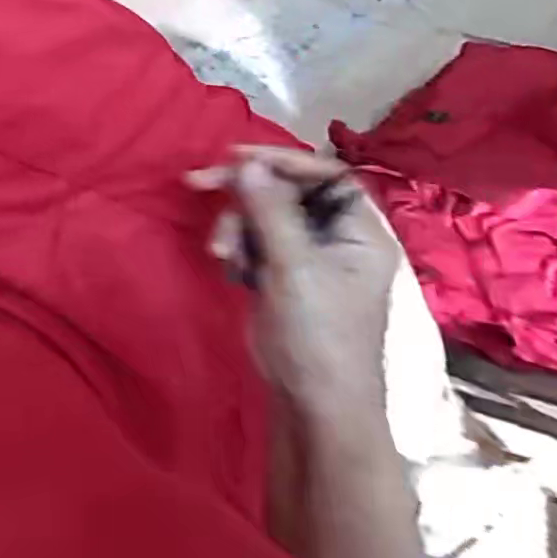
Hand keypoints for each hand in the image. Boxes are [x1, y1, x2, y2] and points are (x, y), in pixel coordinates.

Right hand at [187, 146, 399, 413]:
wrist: (311, 400)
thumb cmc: (318, 333)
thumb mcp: (293, 267)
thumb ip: (269, 211)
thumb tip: (246, 162)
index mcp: (358, 232)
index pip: (325, 175)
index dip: (282, 159)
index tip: (236, 157)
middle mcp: (335, 236)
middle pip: (283, 190)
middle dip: (242, 191)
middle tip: (197, 182)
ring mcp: (306, 254)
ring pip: (260, 212)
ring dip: (234, 225)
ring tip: (222, 254)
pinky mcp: (280, 270)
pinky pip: (251, 237)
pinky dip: (235, 245)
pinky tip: (230, 268)